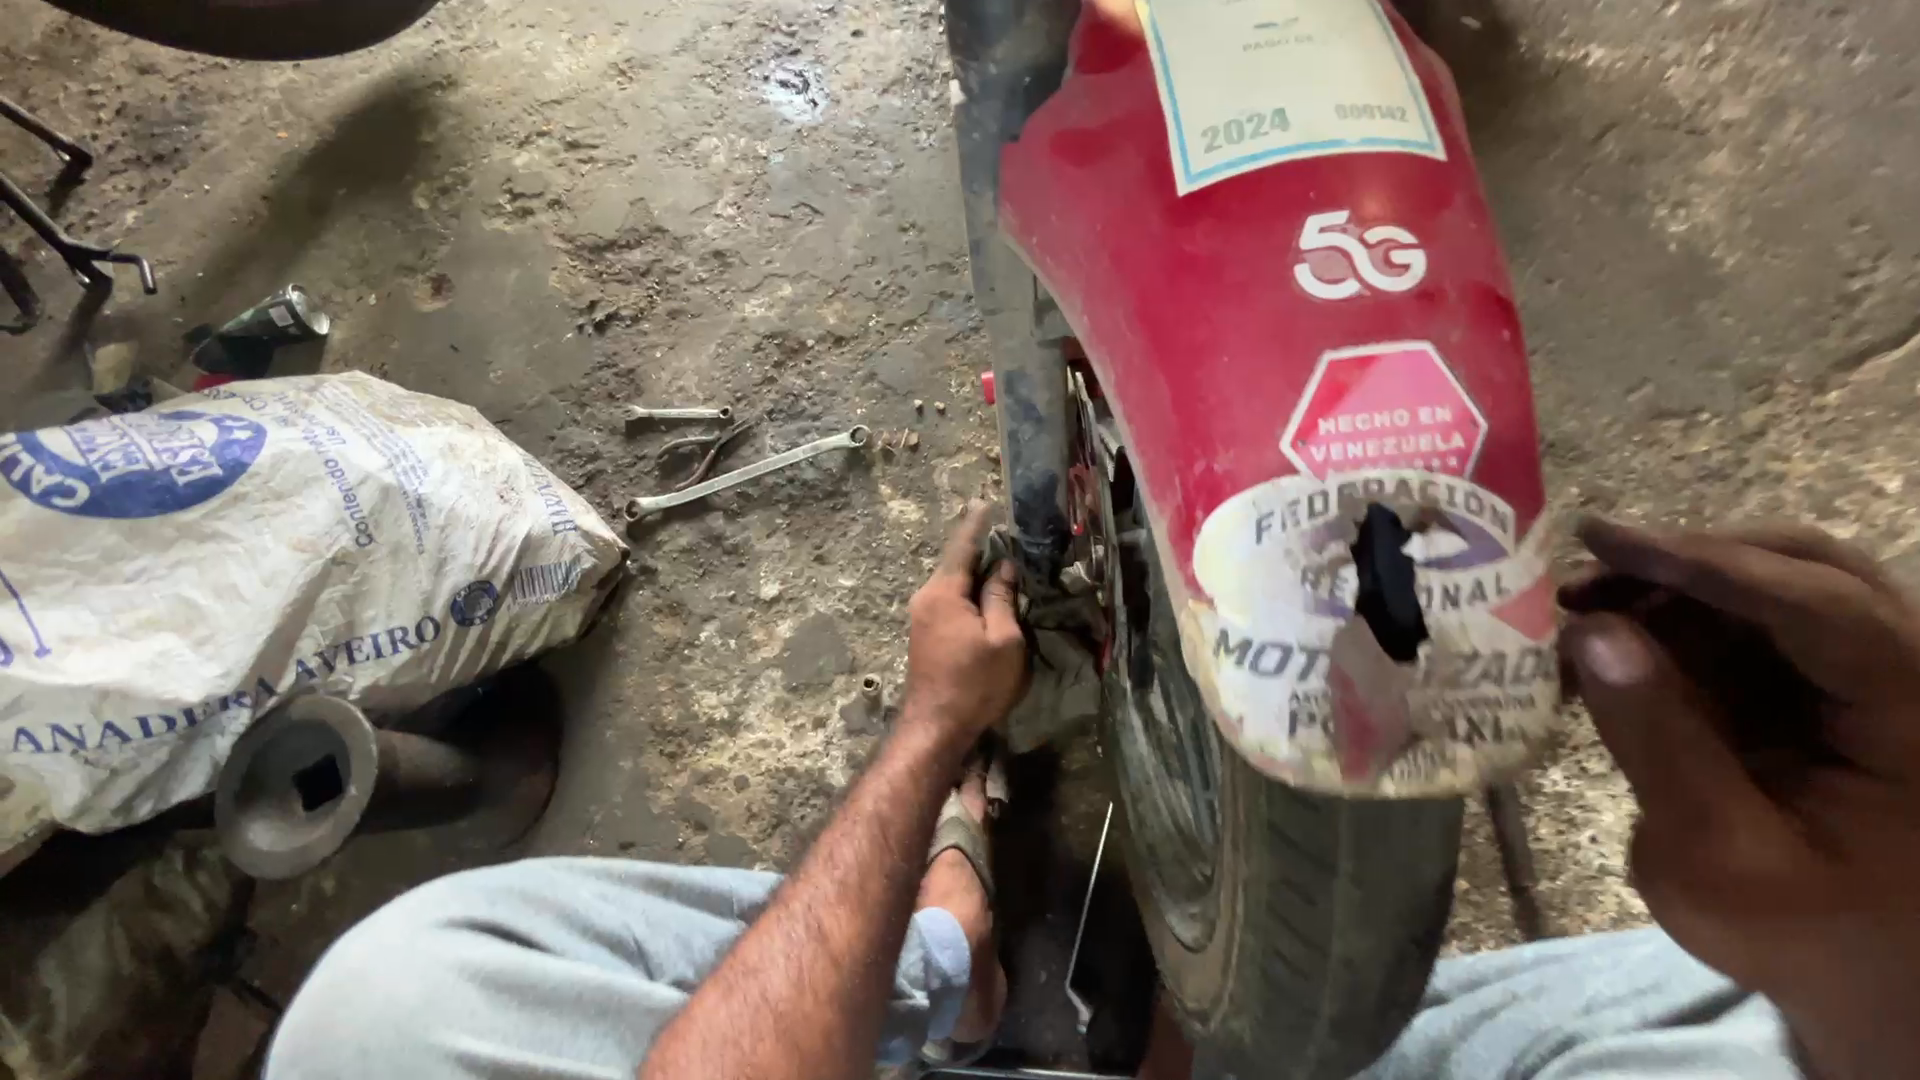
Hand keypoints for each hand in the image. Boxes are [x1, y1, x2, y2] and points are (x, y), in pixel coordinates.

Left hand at [901, 501, 1027, 745]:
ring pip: (952, 584)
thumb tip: (1003, 567)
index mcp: (943, 593)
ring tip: (1002, 562)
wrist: (935, 726)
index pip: (963, 547)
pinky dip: (968, 592)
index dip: (977, 524)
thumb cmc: (974, 683)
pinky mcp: (924, 633)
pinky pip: (949, 600)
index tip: (985, 501)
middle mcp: (926, 597)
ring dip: (975, 574)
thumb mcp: (1002, 639)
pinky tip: (985, 595)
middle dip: (980, 549)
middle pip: (956, 564)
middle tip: (1004, 533)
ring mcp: (921, 616)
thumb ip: (1001, 598)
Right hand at [1560, 517, 1919, 1079]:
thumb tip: (1589, 631)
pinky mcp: (1819, 700)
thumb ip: (1656, 740)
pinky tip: (1606, 648)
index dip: (1709, 563)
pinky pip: (1743, 634)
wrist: (1874, 994)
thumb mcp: (1716, 855)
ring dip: (1669, 591)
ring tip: (1579, 611)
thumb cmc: (1807, 940)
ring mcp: (1865, 689)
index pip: (1827, 609)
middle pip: (1814, 573)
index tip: (1600, 539)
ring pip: (1773, 593)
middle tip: (1585, 575)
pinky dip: (1668, 627)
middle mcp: (1912, 686)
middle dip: (1688, 562)